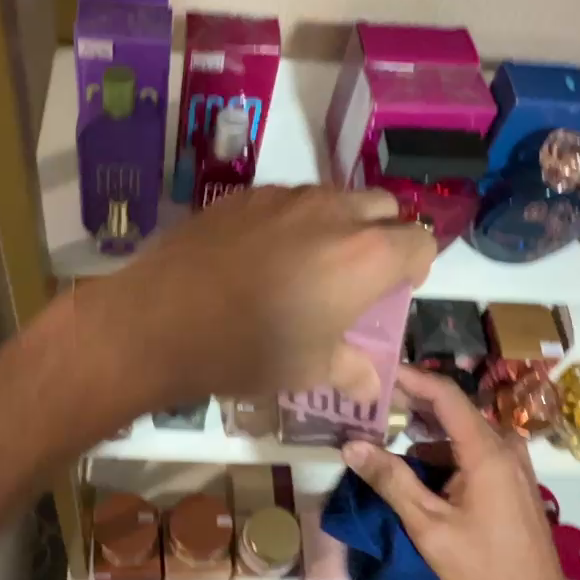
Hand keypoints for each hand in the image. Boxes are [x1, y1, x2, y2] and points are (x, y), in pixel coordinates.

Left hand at [78, 187, 434, 408]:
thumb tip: (371, 385)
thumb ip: (351, 370)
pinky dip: (291, 220)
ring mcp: (283, 196)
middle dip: (382, 234)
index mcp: (365, 254)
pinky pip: (286, 199)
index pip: (420, 241)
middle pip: (382, 205)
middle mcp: (332, 211)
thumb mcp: (308, 370)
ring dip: (337, 223)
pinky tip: (261, 254)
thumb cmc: (247, 350)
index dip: (415, 265)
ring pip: (332, 196)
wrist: (159, 320)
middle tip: (358, 274)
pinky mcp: (241, 194)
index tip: (395, 290)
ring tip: (309, 263)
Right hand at [342, 367, 579, 579]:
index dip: (410, 377)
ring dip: (423, 430)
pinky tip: (413, 465)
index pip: (444, 394)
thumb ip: (391, 480)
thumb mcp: (429, 524)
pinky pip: (471, 448)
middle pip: (451, 408)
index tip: (375, 370)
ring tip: (381, 432)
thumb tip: (351, 445)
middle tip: (368, 401)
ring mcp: (511, 461)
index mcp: (487, 450)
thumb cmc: (484, 566)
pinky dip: (441, 450)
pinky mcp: (511, 477)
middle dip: (409, 403)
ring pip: (459, 430)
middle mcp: (504, 445)